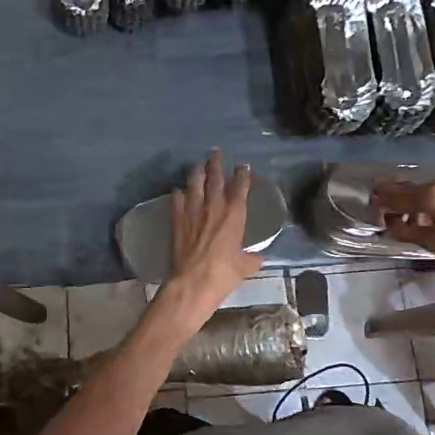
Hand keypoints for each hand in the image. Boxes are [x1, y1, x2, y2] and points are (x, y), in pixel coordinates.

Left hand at [160, 151, 263, 323]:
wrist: (193, 282)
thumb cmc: (224, 274)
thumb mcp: (245, 267)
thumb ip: (251, 258)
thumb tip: (257, 258)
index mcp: (234, 215)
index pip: (240, 188)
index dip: (242, 175)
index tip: (243, 166)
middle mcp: (214, 208)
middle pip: (215, 179)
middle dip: (216, 163)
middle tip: (216, 152)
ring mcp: (193, 212)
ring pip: (194, 184)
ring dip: (196, 172)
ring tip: (198, 164)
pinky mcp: (177, 221)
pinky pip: (177, 201)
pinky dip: (178, 194)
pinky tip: (177, 190)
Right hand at [372, 177, 434, 272]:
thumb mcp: (434, 243)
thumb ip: (409, 232)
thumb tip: (392, 226)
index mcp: (431, 196)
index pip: (396, 194)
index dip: (381, 201)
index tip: (373, 208)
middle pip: (412, 187)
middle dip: (397, 198)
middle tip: (387, 210)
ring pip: (429, 188)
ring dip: (417, 200)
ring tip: (413, 217)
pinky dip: (434, 199)